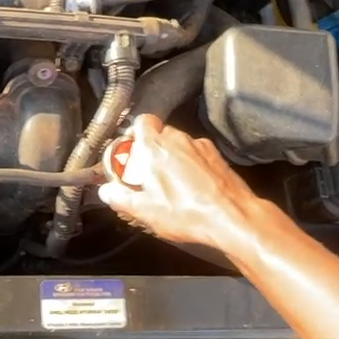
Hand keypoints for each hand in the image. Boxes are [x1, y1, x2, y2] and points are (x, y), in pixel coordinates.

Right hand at [97, 114, 266, 250]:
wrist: (231, 217)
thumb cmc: (188, 212)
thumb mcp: (144, 211)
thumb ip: (119, 197)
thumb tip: (107, 192)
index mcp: (154, 147)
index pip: (141, 121)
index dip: (134, 133)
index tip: (129, 152)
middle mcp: (178, 139)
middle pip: (160, 133)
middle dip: (152, 150)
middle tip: (147, 173)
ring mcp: (200, 147)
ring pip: (180, 144)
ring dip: (173, 158)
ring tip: (171, 185)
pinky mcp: (217, 157)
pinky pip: (197, 155)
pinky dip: (192, 166)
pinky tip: (191, 188)